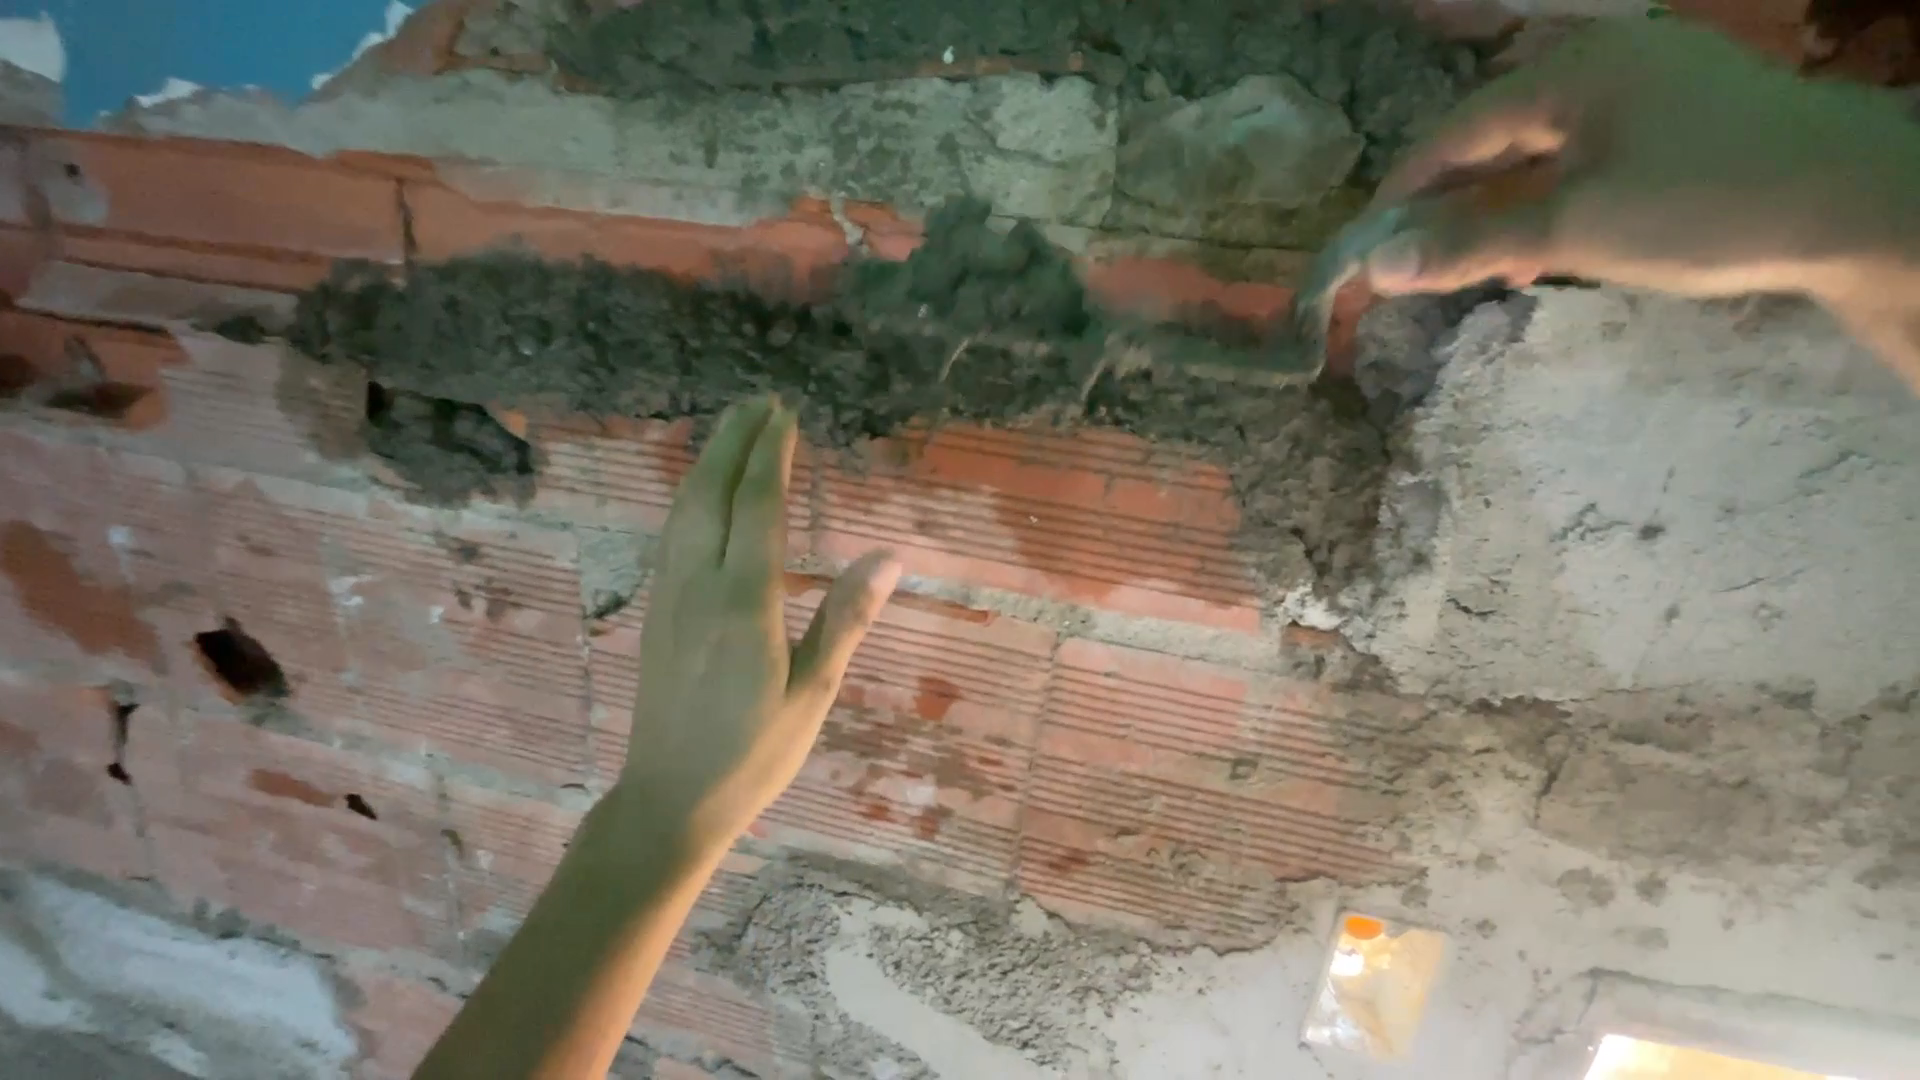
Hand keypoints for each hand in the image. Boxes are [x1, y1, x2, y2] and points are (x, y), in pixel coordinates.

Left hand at [621, 396, 899, 845]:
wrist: (670, 799)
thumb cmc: (755, 751)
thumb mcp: (814, 692)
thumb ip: (846, 619)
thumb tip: (888, 558)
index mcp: (743, 602)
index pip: (756, 508)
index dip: (771, 456)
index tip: (785, 416)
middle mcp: (698, 585)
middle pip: (710, 494)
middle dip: (733, 442)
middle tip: (758, 402)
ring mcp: (669, 596)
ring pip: (681, 510)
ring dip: (707, 463)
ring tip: (730, 431)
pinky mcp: (656, 611)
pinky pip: (671, 534)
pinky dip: (689, 497)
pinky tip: (700, 494)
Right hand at [1365, 20, 1919, 308]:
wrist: (1863, 210)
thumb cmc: (1703, 208)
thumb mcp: (1570, 230)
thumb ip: (1465, 246)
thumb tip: (1374, 267)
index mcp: (1572, 73)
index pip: (1455, 132)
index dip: (1402, 189)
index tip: (1364, 241)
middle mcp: (1601, 69)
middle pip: (1489, 140)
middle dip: (1442, 204)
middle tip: (1405, 258)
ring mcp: (1641, 93)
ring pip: (1530, 155)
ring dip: (1488, 212)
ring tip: (1458, 265)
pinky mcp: (1668, 125)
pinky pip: (1573, 162)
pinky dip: (1537, 207)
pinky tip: (1526, 252)